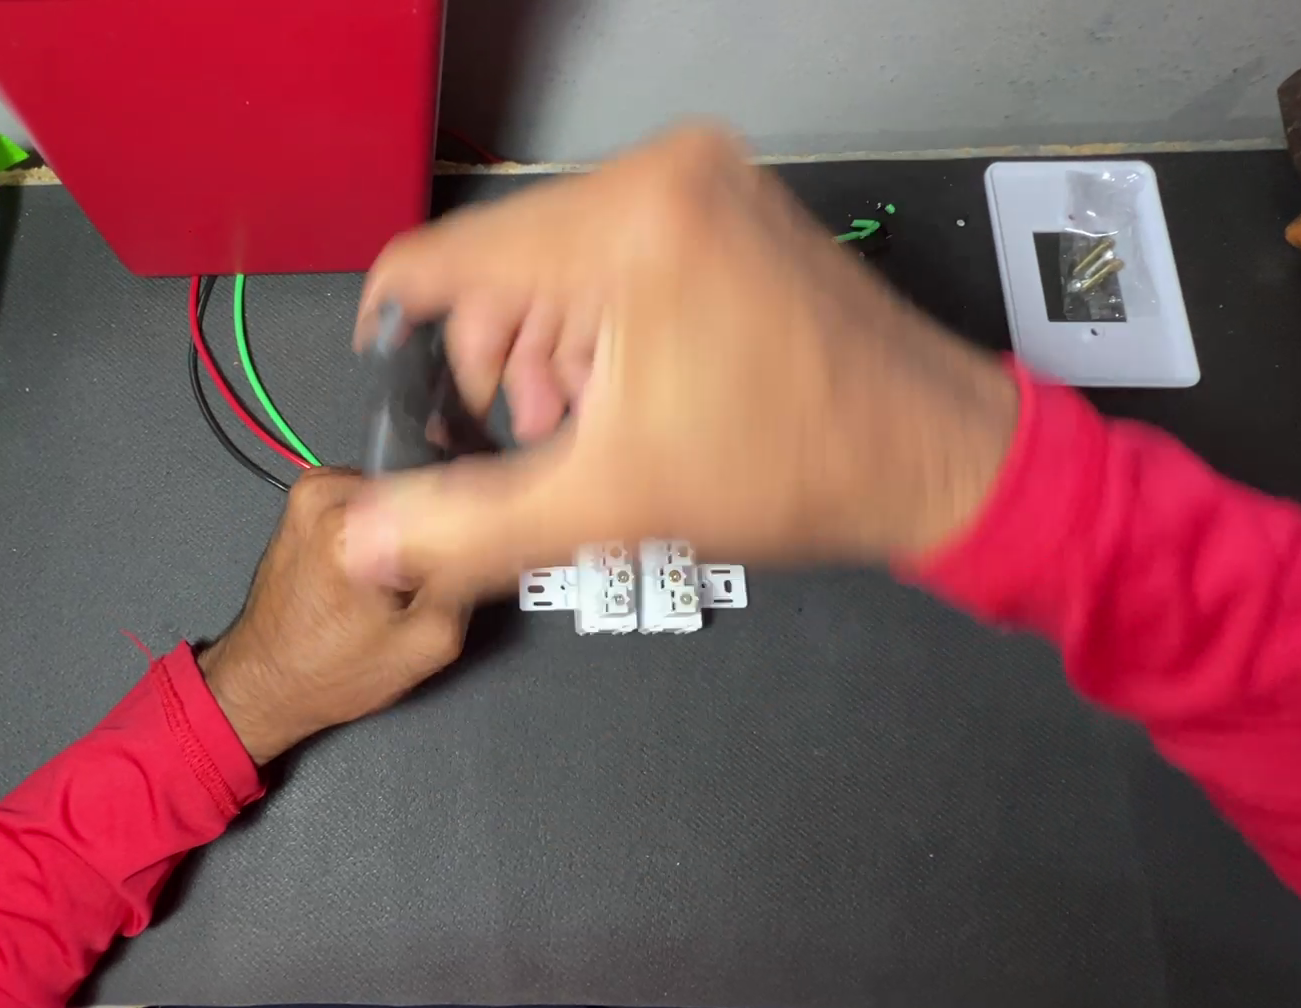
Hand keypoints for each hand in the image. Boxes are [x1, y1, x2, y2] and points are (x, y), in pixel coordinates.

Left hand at [199, 469, 468, 763]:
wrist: (267, 682)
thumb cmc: (331, 672)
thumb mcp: (429, 642)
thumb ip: (468, 583)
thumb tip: (489, 541)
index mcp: (353, 524)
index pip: (447, 495)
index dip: (466, 530)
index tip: (466, 558)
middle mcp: (324, 494)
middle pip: (420, 490)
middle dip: (433, 529)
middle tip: (421, 578)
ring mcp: (308, 492)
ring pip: (395, 493)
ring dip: (404, 529)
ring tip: (390, 577)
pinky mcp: (303, 501)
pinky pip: (367, 499)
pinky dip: (377, 528)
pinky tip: (370, 568)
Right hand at [342, 125, 1019, 596]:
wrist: (931, 457)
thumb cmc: (789, 472)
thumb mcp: (606, 508)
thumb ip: (469, 526)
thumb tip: (368, 538)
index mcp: (624, 229)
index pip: (445, 257)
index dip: (394, 320)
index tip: (385, 367)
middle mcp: (658, 177)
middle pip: (496, 265)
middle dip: (489, 360)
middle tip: (525, 431)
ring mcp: (695, 184)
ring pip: (548, 266)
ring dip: (540, 352)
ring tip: (582, 420)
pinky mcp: (717, 209)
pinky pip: (603, 260)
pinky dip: (586, 328)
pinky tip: (616, 386)